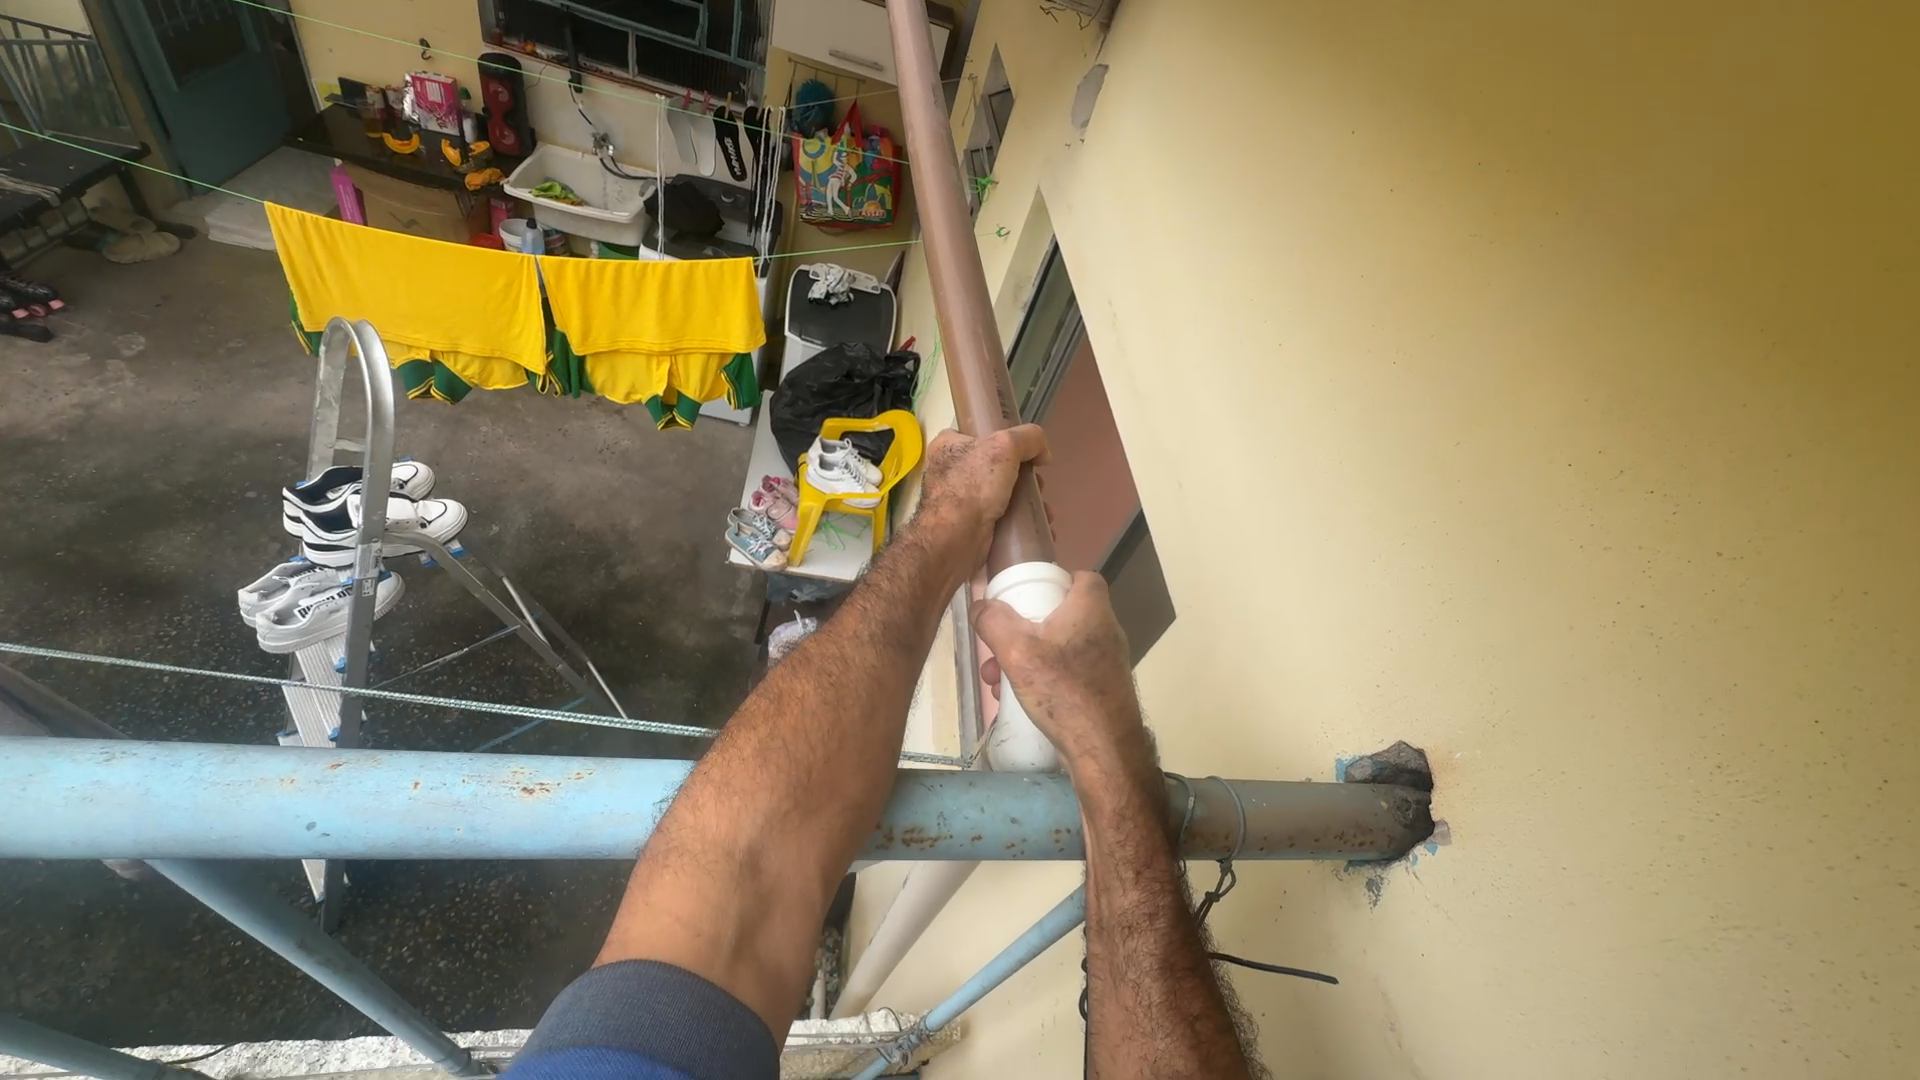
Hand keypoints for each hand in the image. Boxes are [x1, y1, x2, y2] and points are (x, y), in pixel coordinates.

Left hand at [911, 425, 1049, 568]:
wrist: (954, 539)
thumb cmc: (973, 486)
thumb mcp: (1005, 447)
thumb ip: (1029, 438)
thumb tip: (1043, 454)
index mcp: (948, 446)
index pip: (978, 435)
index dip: (1004, 440)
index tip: (1025, 453)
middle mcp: (950, 471)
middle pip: (998, 466)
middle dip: (1025, 477)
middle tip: (1038, 486)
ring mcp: (960, 501)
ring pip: (1003, 494)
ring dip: (1028, 501)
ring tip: (1045, 511)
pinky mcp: (970, 526)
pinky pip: (1001, 518)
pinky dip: (1021, 521)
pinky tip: (1040, 527)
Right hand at [972, 571, 1147, 771]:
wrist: (1104, 750)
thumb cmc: (1063, 691)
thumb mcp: (1017, 651)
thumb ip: (993, 622)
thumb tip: (980, 606)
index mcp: (1091, 609)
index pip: (1082, 577)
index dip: (1055, 579)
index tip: (1028, 592)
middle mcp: (1105, 631)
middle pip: (1062, 614)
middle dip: (1024, 628)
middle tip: (999, 645)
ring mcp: (1107, 662)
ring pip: (1060, 646)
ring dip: (1027, 657)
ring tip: (996, 679)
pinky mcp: (1104, 689)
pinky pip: (1068, 672)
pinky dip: (1043, 678)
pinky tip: (1018, 699)